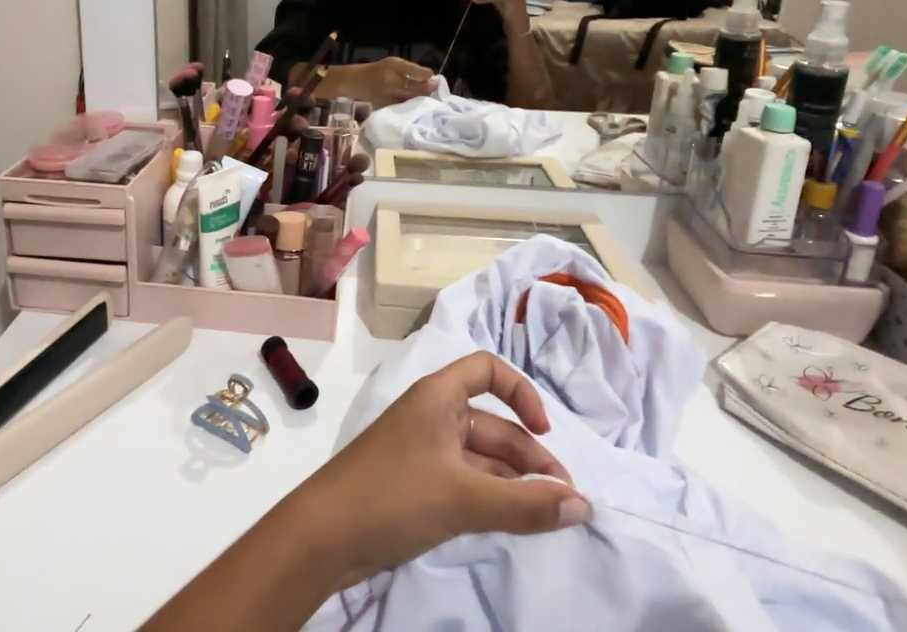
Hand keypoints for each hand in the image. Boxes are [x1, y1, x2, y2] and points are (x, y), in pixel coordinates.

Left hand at [283, 352, 590, 590]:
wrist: (322, 536)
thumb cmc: (392, 496)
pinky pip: (466, 481)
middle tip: (566, 500)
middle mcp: (432, 416)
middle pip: (493, 423)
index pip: (487, 369)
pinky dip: (493, 497)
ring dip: (516, 481)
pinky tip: (515, 522)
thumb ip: (525, 504)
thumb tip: (583, 506)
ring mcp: (423, 452)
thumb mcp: (464, 499)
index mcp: (438, 396)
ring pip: (482, 458)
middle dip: (530, 457)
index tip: (545, 430)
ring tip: (550, 515)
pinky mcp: (417, 485)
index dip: (521, 392)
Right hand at [354, 56, 435, 105]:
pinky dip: (413, 104)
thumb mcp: (393, 63)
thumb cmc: (376, 70)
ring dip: (423, 98)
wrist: (354, 82)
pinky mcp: (387, 105)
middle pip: (418, 87)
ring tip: (428, 95)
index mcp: (393, 65)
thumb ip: (411, 69)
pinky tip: (417, 103)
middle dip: (429, 88)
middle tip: (435, 88)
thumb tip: (430, 76)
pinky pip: (405, 105)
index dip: (428, 76)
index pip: (417, 72)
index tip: (434, 78)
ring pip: (413, 98)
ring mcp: (389, 94)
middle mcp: (392, 80)